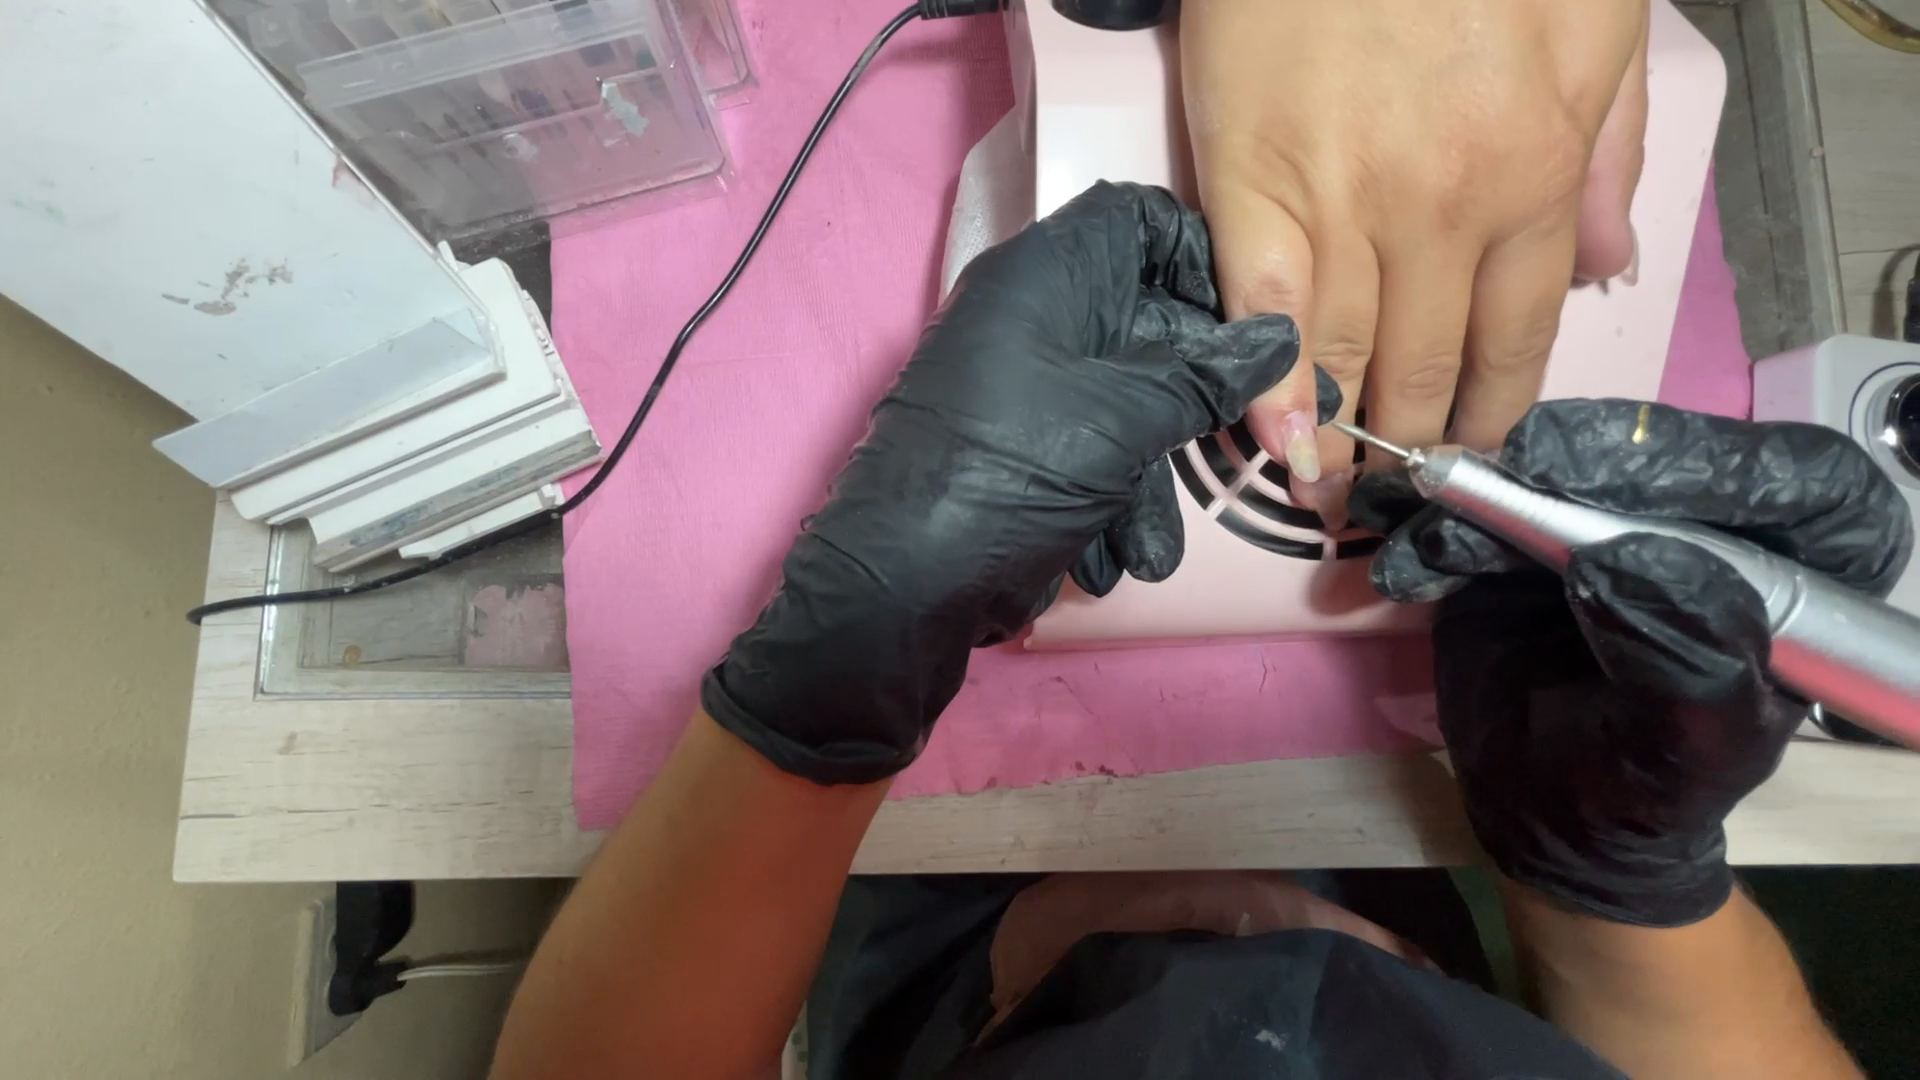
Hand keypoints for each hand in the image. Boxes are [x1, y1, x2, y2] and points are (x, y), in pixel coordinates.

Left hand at [702, 183, 1335, 784]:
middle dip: (1197, 404)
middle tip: (1261, 445)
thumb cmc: (1013, 474)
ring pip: (1118, 412)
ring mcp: (1020, 392)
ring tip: (1153, 555)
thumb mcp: (1123, 423)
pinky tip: (1113, 566)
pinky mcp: (1017, 453)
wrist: (904, 589)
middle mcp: (1029, 323)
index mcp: (1044, 277)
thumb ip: (1205, 379)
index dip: (1200, 257)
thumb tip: (1278, 340)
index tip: (1252, 318)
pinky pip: (1083, 459)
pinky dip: (1106, 510)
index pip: (1135, 221)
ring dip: (1148, 490)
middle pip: (1141, 331)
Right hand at [1183, 0, 1649, 522]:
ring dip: (1333, 441)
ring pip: (1339, 357)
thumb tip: (1601, 270)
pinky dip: (1265, 384)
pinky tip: (1268, 441)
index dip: (1485, 419)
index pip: (1512, 338)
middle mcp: (1440, 207)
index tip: (1463, 468)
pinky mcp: (1251, 194)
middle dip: (1403, 451)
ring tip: (1322, 494)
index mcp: (1531, 167)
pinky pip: (1261, 311)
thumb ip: (1605, 149)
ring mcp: (1338, 207)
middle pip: (1420, 367)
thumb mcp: (1593, 13)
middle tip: (1383, 501)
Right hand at [1353, 401, 1914, 925]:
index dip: (1697, 464)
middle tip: (1476, 479)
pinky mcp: (1515, 547)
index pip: (1789, 484)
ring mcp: (1594, 536)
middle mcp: (1694, 537)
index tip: (1587, 481)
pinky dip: (1420, 521)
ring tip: (1414, 553)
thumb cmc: (1633, 794)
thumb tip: (1629, 557)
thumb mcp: (1677, 753)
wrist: (1536, 807)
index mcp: (1787, 584)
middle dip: (1556, 465)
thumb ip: (1685, 666)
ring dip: (1464, 501)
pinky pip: (1470, 511)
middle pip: (1647, 460)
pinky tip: (1392, 550)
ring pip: (1541, 477)